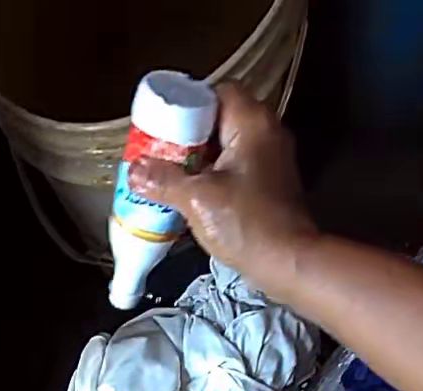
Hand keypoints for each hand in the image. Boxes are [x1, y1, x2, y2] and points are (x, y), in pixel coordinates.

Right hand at [128, 82, 316, 289]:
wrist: (287, 264)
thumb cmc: (248, 226)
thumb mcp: (198, 200)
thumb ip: (164, 181)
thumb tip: (135, 171)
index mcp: (252, 122)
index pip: (215, 94)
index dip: (186, 110)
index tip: (163, 132)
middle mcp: (267, 134)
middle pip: (218, 123)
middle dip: (188, 141)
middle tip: (162, 160)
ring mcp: (271, 162)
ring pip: (226, 151)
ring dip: (200, 166)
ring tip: (172, 183)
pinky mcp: (270, 188)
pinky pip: (236, 174)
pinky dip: (215, 183)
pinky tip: (195, 202)